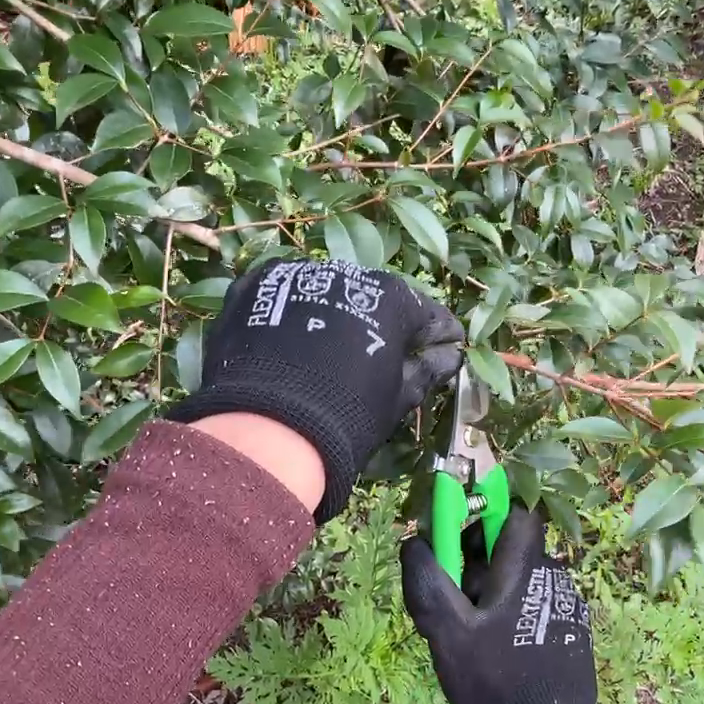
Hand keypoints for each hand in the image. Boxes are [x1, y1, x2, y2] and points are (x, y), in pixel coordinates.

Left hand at [169, 258, 463, 521]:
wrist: (270, 429)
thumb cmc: (348, 415)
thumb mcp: (398, 397)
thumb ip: (428, 370)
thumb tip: (451, 355)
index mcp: (392, 298)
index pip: (427, 315)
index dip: (439, 335)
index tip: (446, 347)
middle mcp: (347, 273)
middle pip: (373, 299)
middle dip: (382, 323)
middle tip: (382, 355)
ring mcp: (295, 275)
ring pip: (325, 293)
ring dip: (333, 315)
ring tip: (330, 351)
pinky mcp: (252, 287)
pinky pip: (281, 296)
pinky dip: (289, 316)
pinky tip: (289, 344)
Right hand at [400, 508, 603, 703]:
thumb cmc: (493, 681)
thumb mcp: (445, 631)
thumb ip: (426, 580)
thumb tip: (414, 541)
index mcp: (527, 569)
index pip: (514, 514)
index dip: (482, 519)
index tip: (456, 547)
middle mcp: (555, 578)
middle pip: (512, 550)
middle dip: (479, 566)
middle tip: (455, 604)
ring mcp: (568, 607)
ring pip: (521, 581)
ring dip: (494, 594)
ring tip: (473, 636)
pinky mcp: (572, 633)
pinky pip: (535, 606)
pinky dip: (512, 616)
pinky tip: (498, 653)